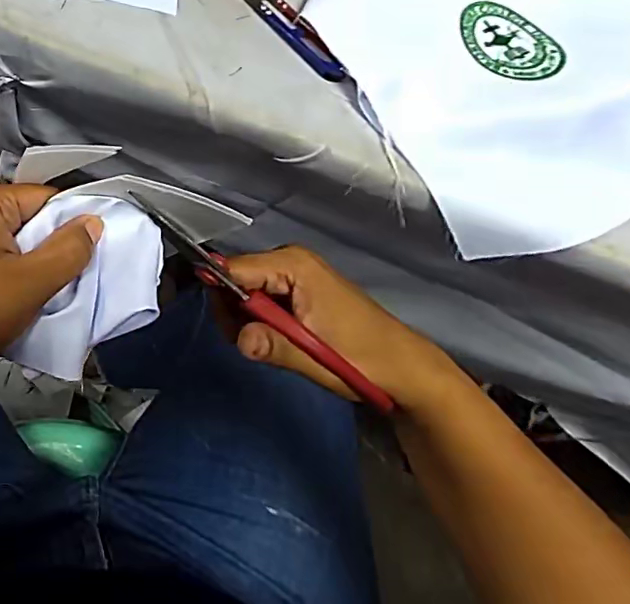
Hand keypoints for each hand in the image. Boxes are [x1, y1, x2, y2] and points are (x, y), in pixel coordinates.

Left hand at [0, 184, 101, 426]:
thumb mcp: (31, 283)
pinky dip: (19, 268)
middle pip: (34, 216)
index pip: (48, 198)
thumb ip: (68, 250)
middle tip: (68, 278)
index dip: (73, 225)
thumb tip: (93, 222)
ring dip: (37, 261)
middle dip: (54, 245)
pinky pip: (4, 249)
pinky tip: (24, 293)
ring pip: (21, 236)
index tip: (89, 256)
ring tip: (45, 288)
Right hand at [216, 246, 468, 411]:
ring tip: (271, 344)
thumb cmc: (366, 359)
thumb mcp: (317, 357)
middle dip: (235, 311)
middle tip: (253, 343)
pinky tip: (278, 337)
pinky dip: (260, 317)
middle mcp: (288, 259)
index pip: (232, 268)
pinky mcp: (295, 286)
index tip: (230, 330)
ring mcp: (293, 271)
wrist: (407, 370)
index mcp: (292, 265)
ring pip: (244, 288)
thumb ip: (274, 346)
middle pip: (234, 277)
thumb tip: (239, 339)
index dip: (222, 296)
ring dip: (247, 318)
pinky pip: (259, 294)